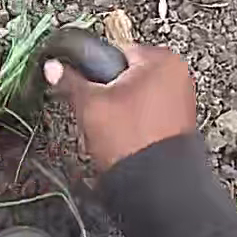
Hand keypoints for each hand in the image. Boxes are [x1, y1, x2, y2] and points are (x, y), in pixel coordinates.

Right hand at [44, 45, 196, 171]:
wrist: (156, 185)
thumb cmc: (130, 139)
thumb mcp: (91, 105)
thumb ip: (71, 81)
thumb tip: (53, 67)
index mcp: (163, 60)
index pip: (117, 52)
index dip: (96, 71)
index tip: (88, 88)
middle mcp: (179, 75)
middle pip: (127, 75)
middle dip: (110, 92)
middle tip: (99, 113)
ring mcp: (182, 101)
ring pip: (136, 97)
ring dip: (120, 109)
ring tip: (113, 129)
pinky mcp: (180, 124)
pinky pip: (148, 115)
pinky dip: (135, 123)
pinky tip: (126, 138)